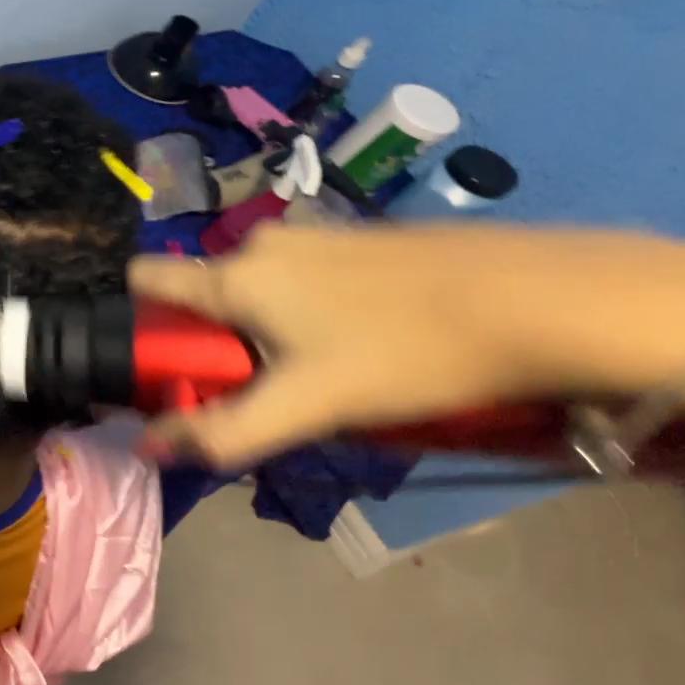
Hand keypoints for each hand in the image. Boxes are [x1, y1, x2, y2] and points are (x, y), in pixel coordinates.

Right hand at [125, 223, 684, 470]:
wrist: (546, 302)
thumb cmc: (407, 352)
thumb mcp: (309, 406)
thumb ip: (224, 431)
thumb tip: (146, 448)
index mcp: (236, 276)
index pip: (147, 279)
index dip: (139, 321)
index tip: (161, 365)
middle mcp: (264, 243)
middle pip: (208, 297)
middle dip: (220, 344)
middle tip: (267, 392)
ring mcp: (317, 236)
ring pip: (261, 292)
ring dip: (270, 334)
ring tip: (326, 378)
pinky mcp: (363, 241)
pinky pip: (306, 282)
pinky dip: (313, 316)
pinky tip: (369, 348)